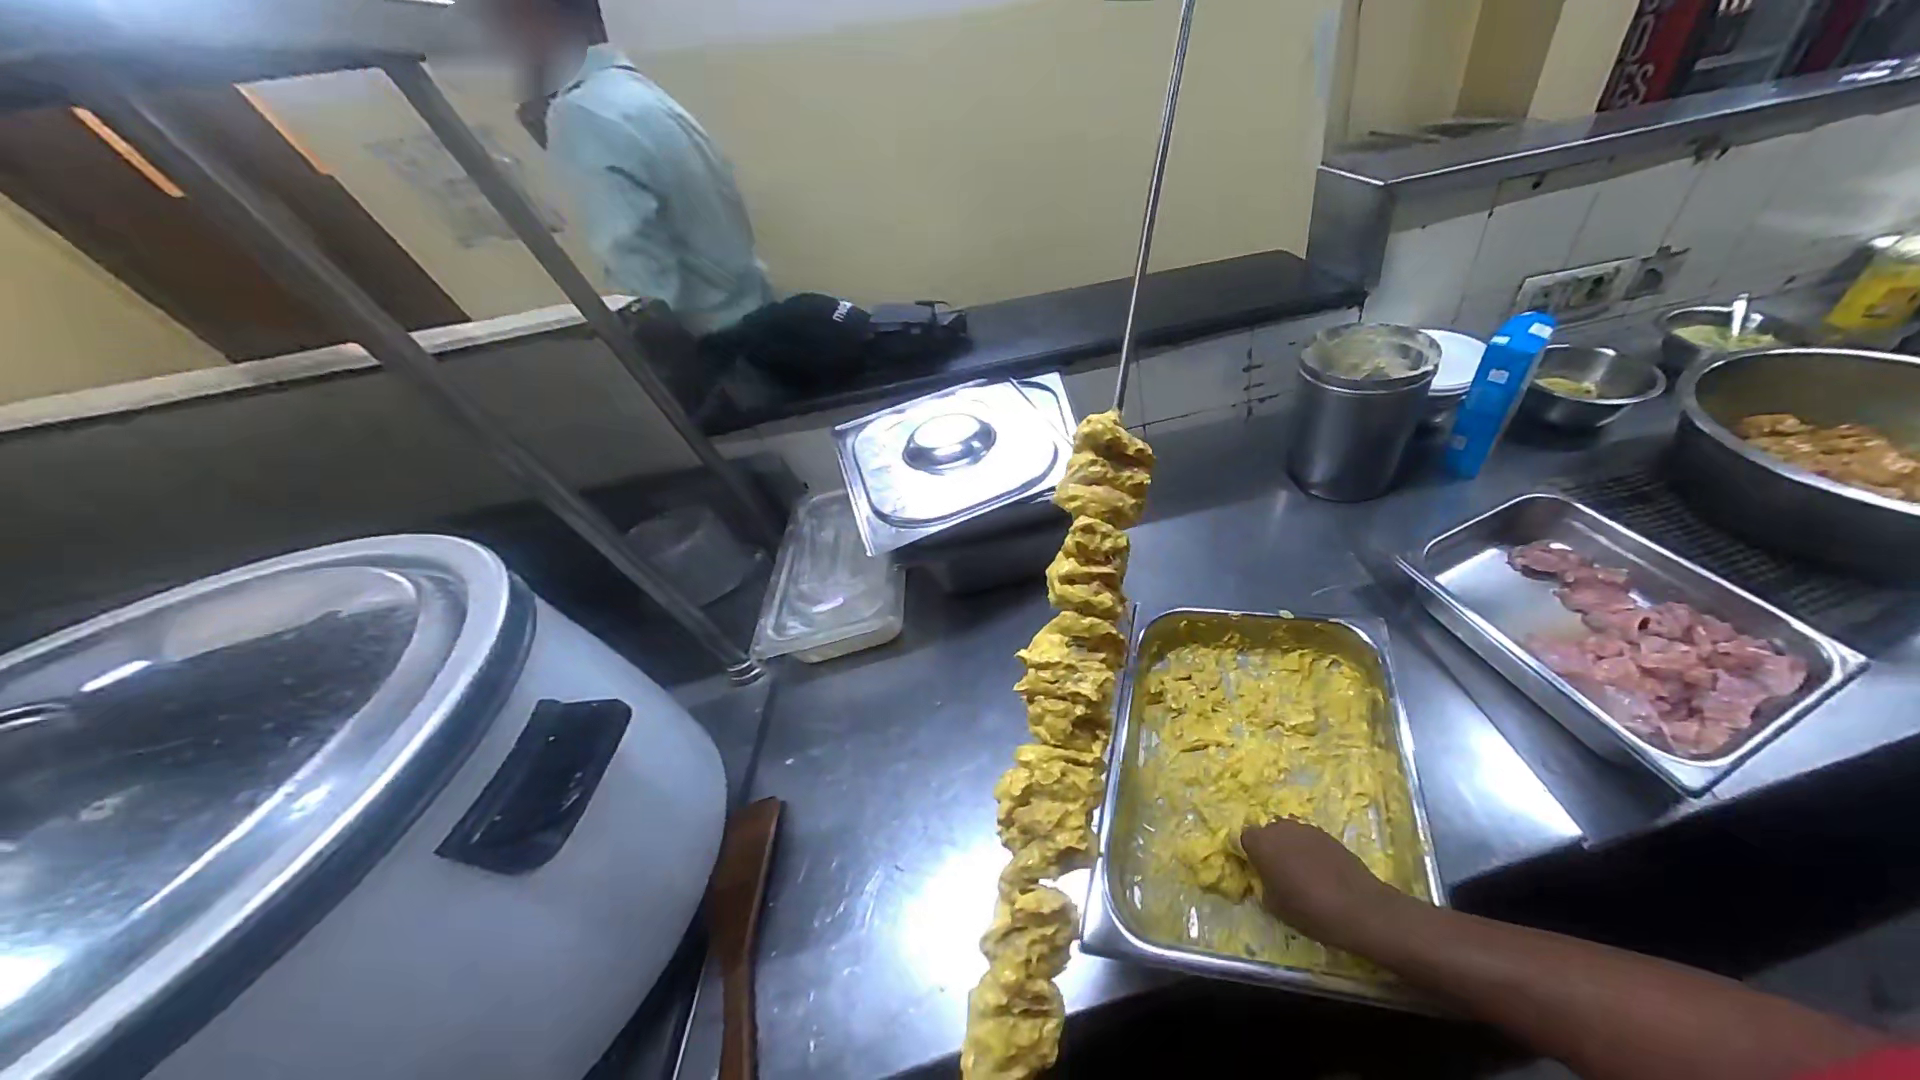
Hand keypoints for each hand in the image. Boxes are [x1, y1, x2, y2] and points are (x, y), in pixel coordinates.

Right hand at [1239, 819, 1411, 951]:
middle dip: (1270, 848)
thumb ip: (1263, 885)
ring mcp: (1307, 829)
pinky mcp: (1329, 835)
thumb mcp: (1274, 906)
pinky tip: (1322, 873)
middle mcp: (1280, 828)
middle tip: (1279, 873)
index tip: (1258, 871)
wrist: (1362, 909)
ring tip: (1302, 873)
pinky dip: (1310, 852)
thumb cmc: (1310, 910)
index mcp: (1261, 843)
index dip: (1250, 853)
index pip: (1245, 838)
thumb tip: (1266, 879)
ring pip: (1290, 835)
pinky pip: (1309, 840)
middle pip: (1268, 832)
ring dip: (1290, 848)